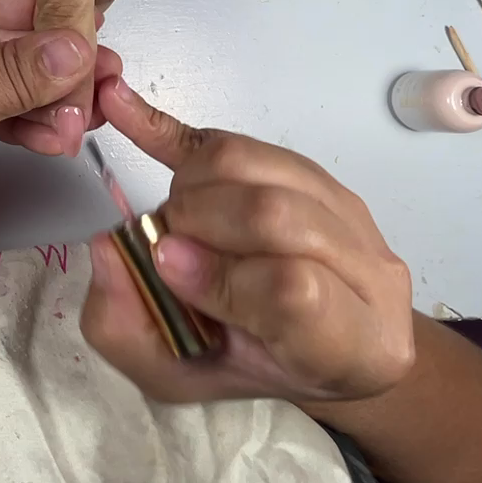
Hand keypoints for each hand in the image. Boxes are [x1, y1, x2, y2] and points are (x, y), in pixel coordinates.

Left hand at [0, 0, 121, 257]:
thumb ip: (13, 73)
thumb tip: (76, 47)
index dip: (43, 8)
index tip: (94, 27)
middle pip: (5, 35)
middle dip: (52, 65)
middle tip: (102, 83)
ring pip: (9, 75)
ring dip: (48, 99)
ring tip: (85, 121)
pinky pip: (1, 108)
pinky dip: (30, 123)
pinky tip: (57, 139)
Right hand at [81, 76, 414, 403]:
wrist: (304, 336)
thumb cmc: (245, 361)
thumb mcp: (180, 378)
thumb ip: (130, 331)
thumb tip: (112, 247)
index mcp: (355, 346)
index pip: (296, 291)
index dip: (221, 276)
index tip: (168, 268)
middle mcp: (369, 271)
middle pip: (273, 213)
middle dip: (196, 221)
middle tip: (166, 246)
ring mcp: (344, 208)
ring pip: (252, 162)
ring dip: (190, 183)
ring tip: (175, 215)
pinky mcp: (300, 166)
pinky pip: (229, 137)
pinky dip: (165, 123)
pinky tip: (119, 104)